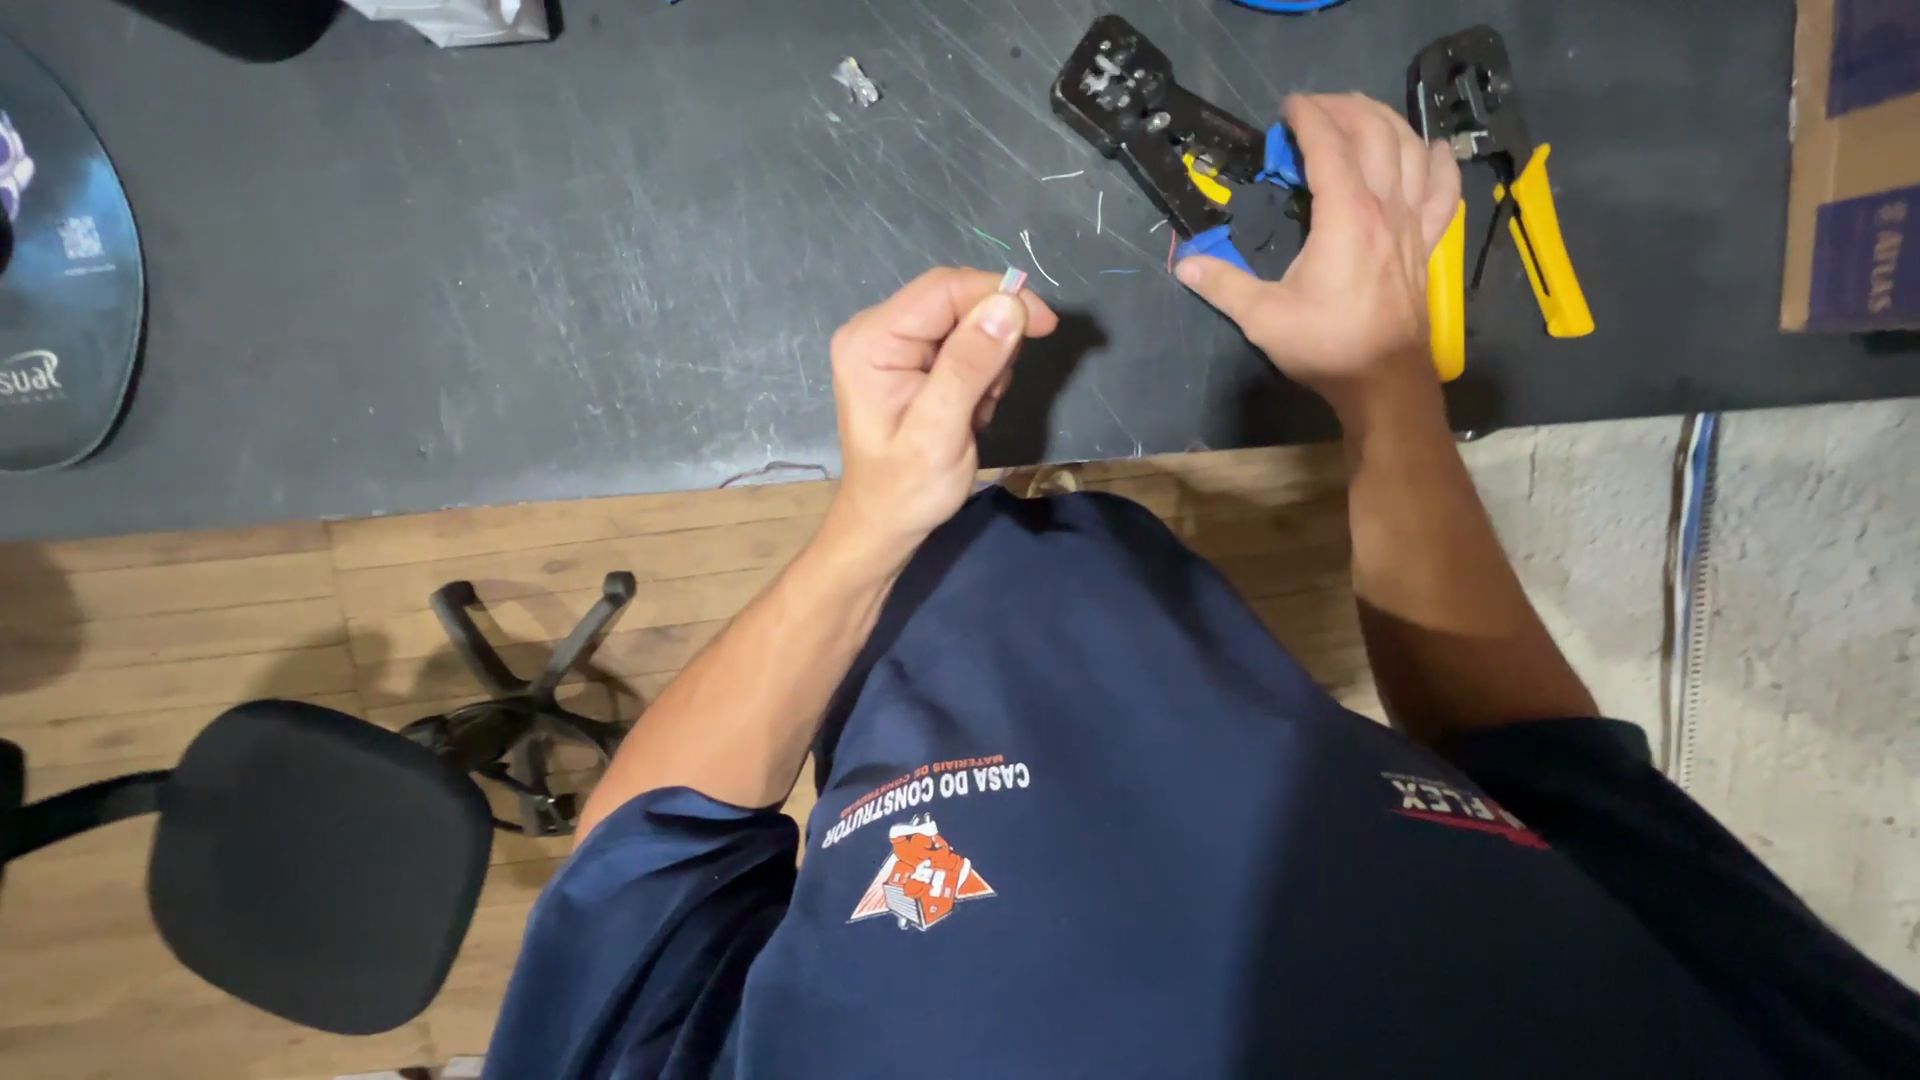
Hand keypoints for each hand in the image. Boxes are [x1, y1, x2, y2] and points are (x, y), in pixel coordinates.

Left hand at [825, 267, 1058, 564]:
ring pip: (965, 322)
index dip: (999, 296)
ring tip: (975, 411)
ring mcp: (893, 345)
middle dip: (992, 339)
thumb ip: (970, 366)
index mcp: (872, 341)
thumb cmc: (908, 488)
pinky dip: (981, 373)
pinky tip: (969, 410)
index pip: (944, 288)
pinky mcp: (910, 360)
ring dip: (988, 362)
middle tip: (994, 393)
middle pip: (954, 300)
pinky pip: (962, 344)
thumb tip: (1009, 306)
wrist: (887, 522)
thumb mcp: (940, 432)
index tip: (1046, 324)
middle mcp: (877, 330)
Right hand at [1175, 94, 1460, 409]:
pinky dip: (1436, 160)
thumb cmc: (1324, 346)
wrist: (1382, 379)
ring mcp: (1413, 223)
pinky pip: (1442, 187)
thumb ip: (1223, 285)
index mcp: (1346, 217)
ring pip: (1411, 150)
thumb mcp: (1262, 318)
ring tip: (1362, 113)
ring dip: (1386, 122)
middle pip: (1375, 135)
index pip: (1330, 148)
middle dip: (1346, 109)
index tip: (1289, 106)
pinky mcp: (1427, 242)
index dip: (1310, 119)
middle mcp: (1386, 207)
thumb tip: (1184, 264)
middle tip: (1317, 107)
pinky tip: (1428, 149)